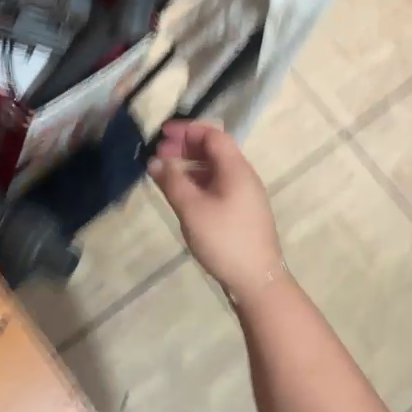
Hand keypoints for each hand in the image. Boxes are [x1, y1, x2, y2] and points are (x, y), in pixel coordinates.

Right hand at [148, 120, 285, 302]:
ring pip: (215, 169)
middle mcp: (244, 176)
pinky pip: (218, 185)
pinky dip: (198, 182)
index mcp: (236, 168)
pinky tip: (183, 196)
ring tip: (166, 175)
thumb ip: (171, 181)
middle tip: (158, 155)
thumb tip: (154, 161)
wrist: (257, 281)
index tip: (161, 134)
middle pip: (214, 150)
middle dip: (185, 147)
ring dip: (190, 166)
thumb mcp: (191, 208)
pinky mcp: (242, 212)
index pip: (212, 135)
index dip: (186, 130)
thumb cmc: (224, 239)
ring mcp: (245, 195)